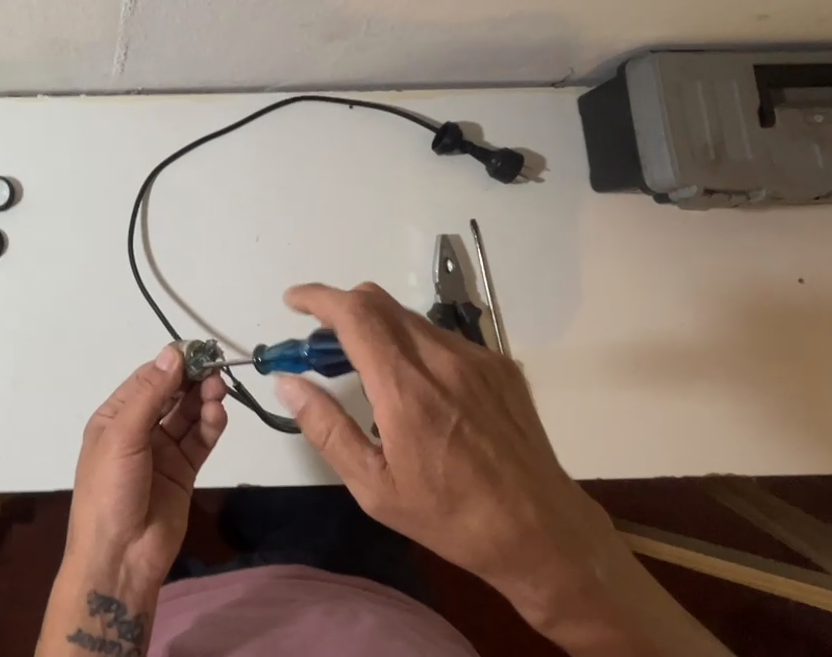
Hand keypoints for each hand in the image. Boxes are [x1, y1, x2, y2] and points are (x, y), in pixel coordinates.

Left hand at [64, 344, 228, 589]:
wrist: (119, 557)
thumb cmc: (109, 490)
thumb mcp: (122, 436)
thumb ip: (150, 395)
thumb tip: (172, 354)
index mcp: (114, 417)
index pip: (147, 379)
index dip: (171, 364)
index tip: (197, 350)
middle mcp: (138, 429)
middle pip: (171, 395)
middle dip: (192, 380)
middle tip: (215, 369)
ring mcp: (162, 451)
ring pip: (188, 416)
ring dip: (203, 400)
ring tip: (220, 390)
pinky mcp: (184, 472)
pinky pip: (200, 441)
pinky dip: (211, 426)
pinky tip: (219, 414)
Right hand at [273, 283, 615, 609]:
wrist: (544, 533)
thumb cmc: (450, 516)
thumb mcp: (374, 487)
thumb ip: (326, 428)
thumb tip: (288, 382)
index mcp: (406, 389)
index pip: (354, 314)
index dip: (317, 297)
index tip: (292, 301)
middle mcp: (442, 360)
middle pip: (377, 301)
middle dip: (340, 308)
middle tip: (322, 343)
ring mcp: (476, 358)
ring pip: (409, 316)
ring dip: (376, 326)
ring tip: (368, 369)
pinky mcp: (500, 365)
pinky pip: (441, 336)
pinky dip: (412, 343)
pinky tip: (417, 386)